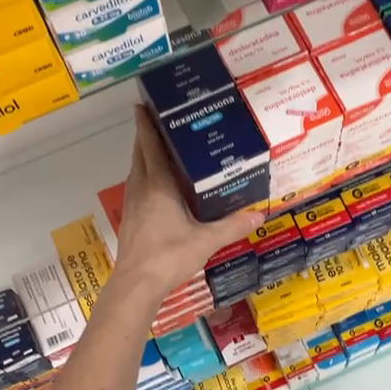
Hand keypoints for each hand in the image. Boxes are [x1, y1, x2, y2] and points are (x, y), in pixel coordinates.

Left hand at [112, 105, 262, 298]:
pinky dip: (145, 180)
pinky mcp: (130, 221)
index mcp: (158, 185)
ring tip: (162, 151)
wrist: (137, 284)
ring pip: (136, 173)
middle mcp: (141, 189)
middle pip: (140, 155)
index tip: (141, 105)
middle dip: (146, 137)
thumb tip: (259, 215)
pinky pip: (137, 190)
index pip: (150, 146)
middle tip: (159, 122)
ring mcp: (132, 206)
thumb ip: (231, 227)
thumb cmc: (168, 256)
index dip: (146, 125)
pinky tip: (159, 189)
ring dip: (144, 159)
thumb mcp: (206, 241)